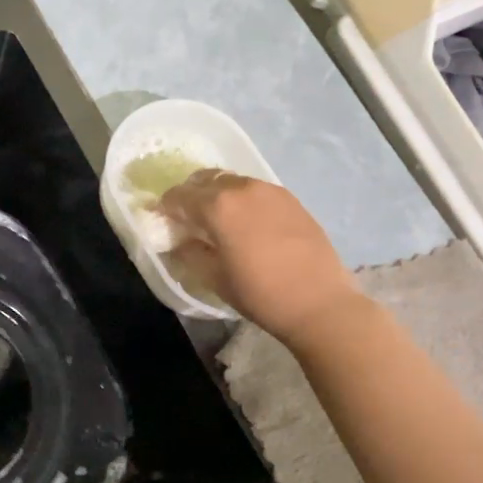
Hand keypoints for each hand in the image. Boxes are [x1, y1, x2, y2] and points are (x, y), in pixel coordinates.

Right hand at [160, 170, 363, 342]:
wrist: (319, 302)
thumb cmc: (259, 293)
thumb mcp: (212, 277)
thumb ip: (190, 251)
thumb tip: (181, 239)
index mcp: (217, 206)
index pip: (178, 196)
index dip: (165, 207)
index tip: (163, 221)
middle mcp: (242, 188)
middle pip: (205, 180)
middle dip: (190, 194)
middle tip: (187, 218)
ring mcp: (270, 190)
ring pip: (232, 181)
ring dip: (217, 194)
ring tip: (217, 219)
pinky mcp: (291, 199)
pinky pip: (255, 190)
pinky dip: (242, 199)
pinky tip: (246, 223)